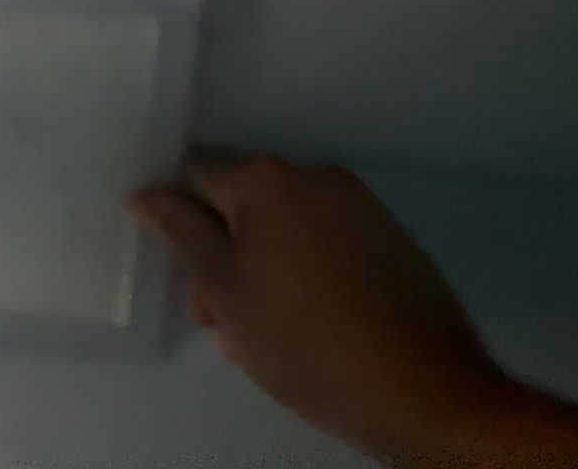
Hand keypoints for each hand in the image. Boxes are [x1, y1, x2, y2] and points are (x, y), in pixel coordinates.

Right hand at [130, 155, 511, 461]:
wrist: (432, 400)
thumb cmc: (305, 339)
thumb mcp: (222, 287)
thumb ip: (179, 230)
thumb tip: (145, 194)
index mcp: (267, 179)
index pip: (193, 178)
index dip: (176, 221)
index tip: (179, 269)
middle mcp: (314, 176)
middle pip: (239, 204)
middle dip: (218, 252)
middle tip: (213, 313)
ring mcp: (361, 207)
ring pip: (281, 226)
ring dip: (257, 266)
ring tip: (258, 328)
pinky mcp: (394, 241)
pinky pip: (323, 241)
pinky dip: (301, 269)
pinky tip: (303, 320)